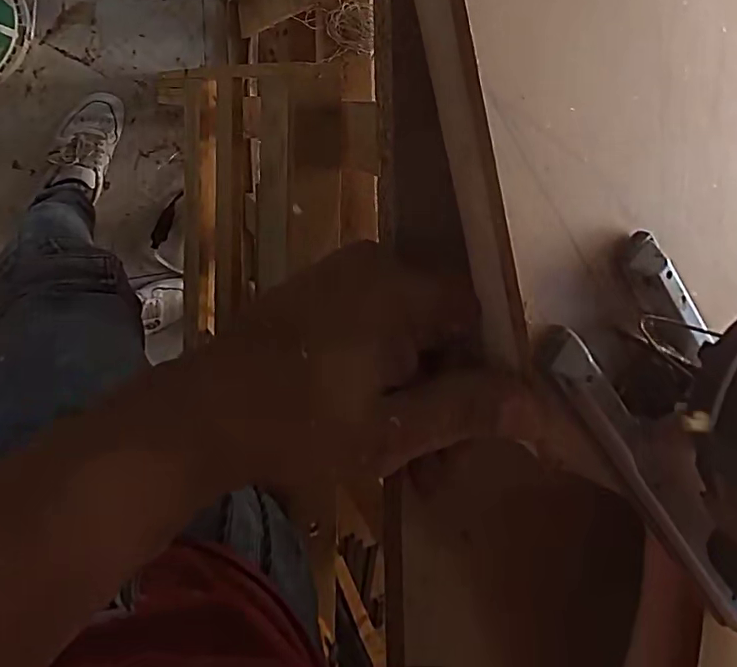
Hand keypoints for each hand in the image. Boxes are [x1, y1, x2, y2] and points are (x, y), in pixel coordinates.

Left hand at [178, 241, 540, 492]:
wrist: (199, 411)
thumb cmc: (297, 422)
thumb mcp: (389, 429)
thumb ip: (465, 410)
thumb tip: (537, 405)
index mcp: (400, 286)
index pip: (478, 310)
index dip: (490, 367)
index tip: (486, 425)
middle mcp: (377, 265)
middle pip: (443, 327)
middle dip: (448, 399)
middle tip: (441, 471)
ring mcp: (344, 276)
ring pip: (410, 334)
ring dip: (417, 396)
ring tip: (411, 471)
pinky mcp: (322, 294)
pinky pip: (377, 327)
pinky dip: (386, 375)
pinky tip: (378, 430)